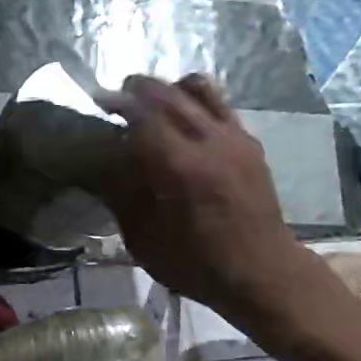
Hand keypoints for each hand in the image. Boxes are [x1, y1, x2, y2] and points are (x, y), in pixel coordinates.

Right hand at [99, 74, 311, 314]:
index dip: (118, 103)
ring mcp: (235, 139)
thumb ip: (121, 195)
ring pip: (200, 89)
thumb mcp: (144, 239)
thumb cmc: (196, 264)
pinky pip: (220, 105)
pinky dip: (195, 100)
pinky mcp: (250, 143)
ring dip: (169, 88)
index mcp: (180, 168)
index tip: (98, 102)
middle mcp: (210, 143)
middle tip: (117, 97)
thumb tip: (101, 165)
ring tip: (150, 100)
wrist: (262, 273)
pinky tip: (182, 119)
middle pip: (170, 94)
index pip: (143, 115)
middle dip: (139, 88)